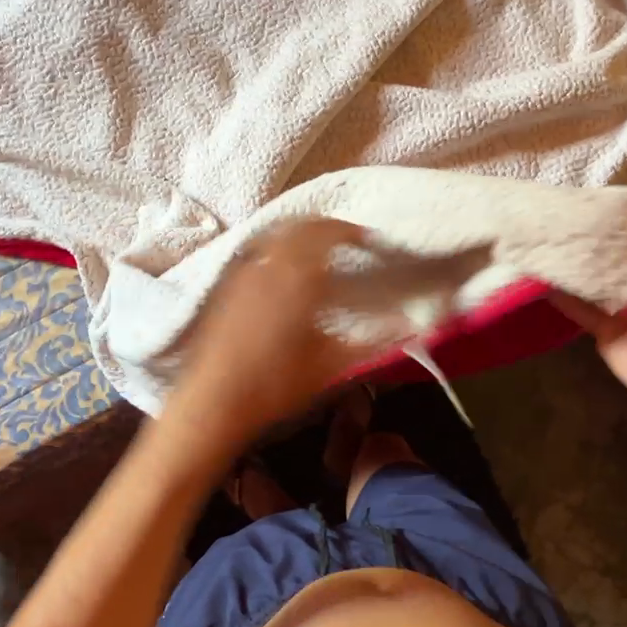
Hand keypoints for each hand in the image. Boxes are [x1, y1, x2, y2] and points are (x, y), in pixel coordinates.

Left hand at [173, 218, 369, 432]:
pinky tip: (280, 273)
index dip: (350, 230)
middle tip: (344, 240)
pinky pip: (255, 252)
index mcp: (299, 275)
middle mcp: (269, 263)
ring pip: (273, 235)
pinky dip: (274, 250)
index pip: (328, 232)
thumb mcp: (332, 365)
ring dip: (297, 234)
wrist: (213, 401)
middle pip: (298, 225)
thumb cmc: (275, 384)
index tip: (367, 239)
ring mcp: (242, 272)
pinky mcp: (224, 286)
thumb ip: (376, 341)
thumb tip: (414, 326)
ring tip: (314, 252)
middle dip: (324, 227)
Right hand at [555, 182, 626, 429]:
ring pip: (596, 273)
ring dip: (575, 257)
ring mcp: (626, 304)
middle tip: (564, 204)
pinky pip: (578, 306)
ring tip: (544, 229)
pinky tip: (534, 271)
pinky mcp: (604, 329)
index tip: (602, 187)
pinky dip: (558, 291)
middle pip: (622, 248)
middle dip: (598, 229)